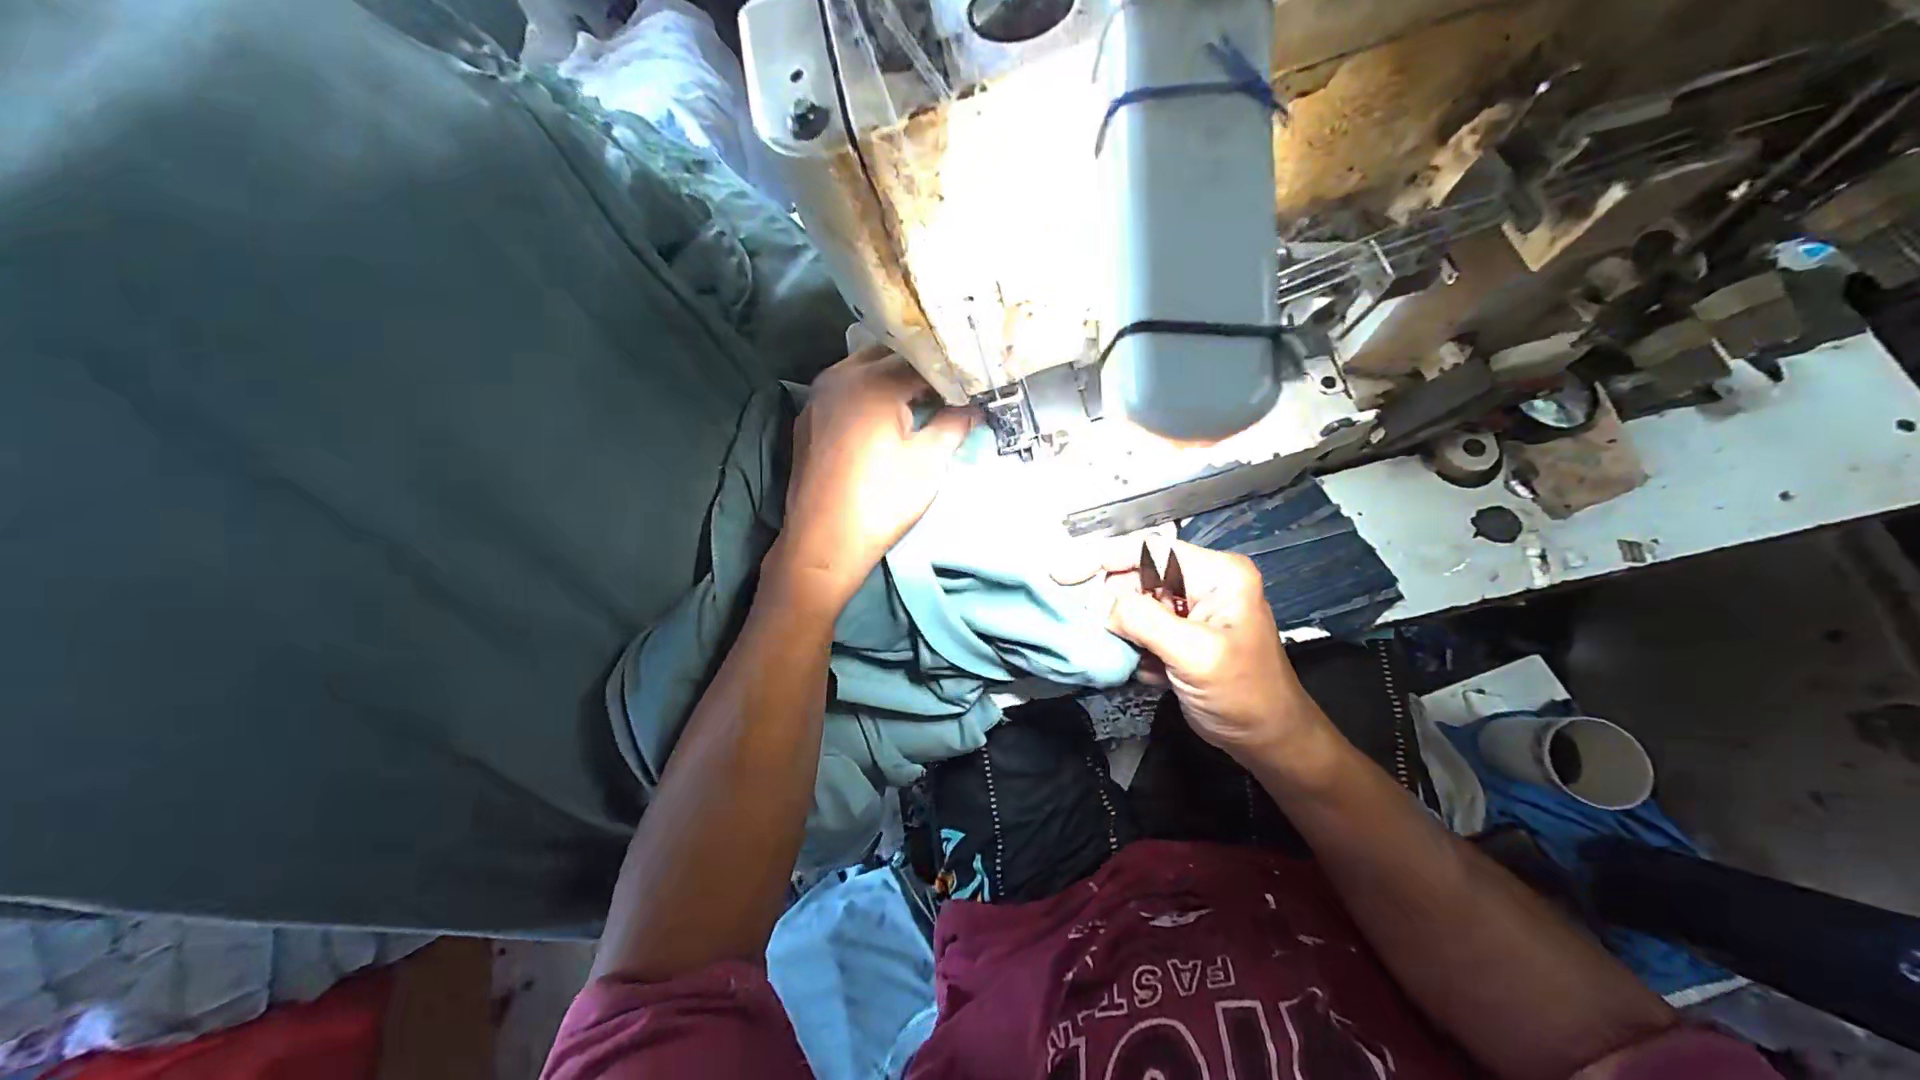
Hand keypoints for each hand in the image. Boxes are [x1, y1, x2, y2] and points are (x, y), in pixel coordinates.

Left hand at [770, 347, 974, 608]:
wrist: (823, 542)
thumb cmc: (881, 500)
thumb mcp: (928, 462)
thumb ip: (954, 424)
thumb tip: (975, 406)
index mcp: (874, 382)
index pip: (922, 359)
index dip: (949, 371)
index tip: (969, 385)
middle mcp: (841, 377)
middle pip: (888, 354)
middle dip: (918, 367)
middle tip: (945, 391)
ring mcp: (818, 396)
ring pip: (861, 368)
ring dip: (889, 377)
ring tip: (916, 402)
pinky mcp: (807, 418)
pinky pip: (842, 390)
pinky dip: (864, 393)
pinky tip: (881, 418)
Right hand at [1060, 539, 1329, 763]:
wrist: (1266, 739)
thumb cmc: (1244, 694)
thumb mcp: (1194, 653)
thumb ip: (1145, 621)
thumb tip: (1102, 606)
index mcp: (1216, 574)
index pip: (1148, 551)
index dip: (1103, 558)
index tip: (1063, 575)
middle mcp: (1201, 584)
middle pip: (1136, 577)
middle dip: (1111, 602)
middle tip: (1091, 627)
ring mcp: (1188, 610)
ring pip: (1133, 605)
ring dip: (1120, 630)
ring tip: (1126, 654)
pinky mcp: (1177, 635)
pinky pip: (1139, 628)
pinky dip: (1131, 646)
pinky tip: (1148, 670)